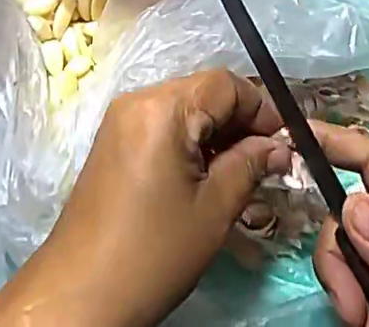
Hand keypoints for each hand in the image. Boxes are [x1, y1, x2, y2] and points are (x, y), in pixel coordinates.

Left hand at [0, 70, 289, 326]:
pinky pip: (161, 121)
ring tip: (240, 171)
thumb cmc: (154, 250)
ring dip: (214, 130)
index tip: (285, 140)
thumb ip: (249, 166)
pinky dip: (188, 137)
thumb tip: (279, 146)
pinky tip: (205, 172)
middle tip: (268, 160)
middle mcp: (138, 98)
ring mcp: (121, 115)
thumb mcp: (213, 210)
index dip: (260, 106)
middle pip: (201, 90)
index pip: (223, 83)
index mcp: (162, 107)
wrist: (83, 287)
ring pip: (182, 106)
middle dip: (238, 119)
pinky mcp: (113, 135)